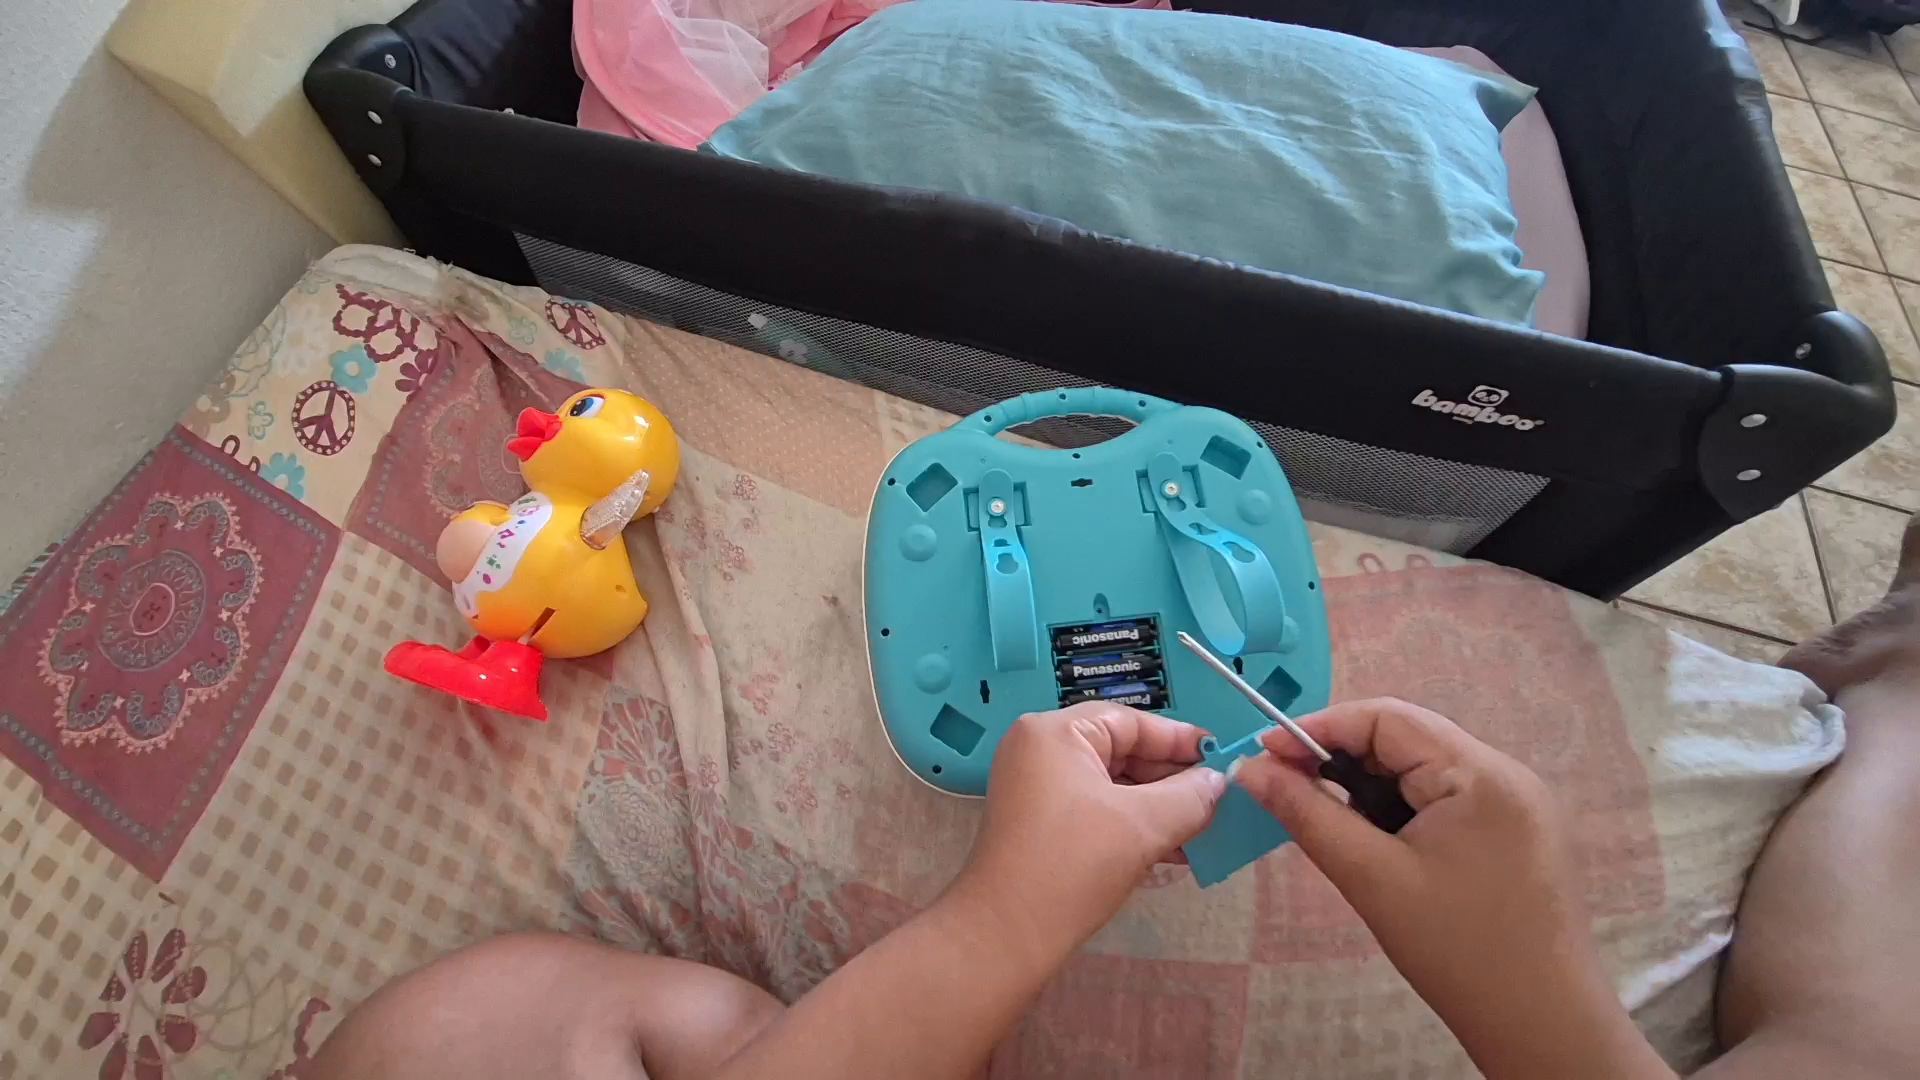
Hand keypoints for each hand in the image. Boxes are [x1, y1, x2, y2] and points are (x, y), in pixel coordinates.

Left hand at [951, 702, 1228, 955]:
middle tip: (1220, 799)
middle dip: (1171, 779)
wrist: (1006, 933)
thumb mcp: (1141, 825)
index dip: (1179, 740)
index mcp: (1055, 732)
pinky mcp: (1040, 820)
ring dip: (1157, 806)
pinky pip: (1096, 808)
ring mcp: (1036, 785)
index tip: (1222, 757)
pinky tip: (1174, 850)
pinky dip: (1132, 824)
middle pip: (1120, 750)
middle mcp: (1041, 748)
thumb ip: (1189, 797)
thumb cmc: (1073, 863)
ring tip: (1206, 828)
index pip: (1129, 722)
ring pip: (1111, 784)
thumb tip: (1220, 781)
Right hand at [1234, 698, 1671, 1079]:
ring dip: (1359, 781)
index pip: (1385, 718)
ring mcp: (1510, 802)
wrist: (1546, 1037)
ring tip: (1320, 812)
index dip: (1318, 727)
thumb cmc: (1458, 951)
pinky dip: (1387, 803)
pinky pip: (1430, 793)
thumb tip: (1248, 768)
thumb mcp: (1368, 875)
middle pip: (1399, 737)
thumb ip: (1304, 811)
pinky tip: (1364, 834)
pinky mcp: (1505, 829)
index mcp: (1482, 774)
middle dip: (1335, 755)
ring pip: (1411, 765)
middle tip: (1283, 781)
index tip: (1266, 752)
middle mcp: (1503, 774)